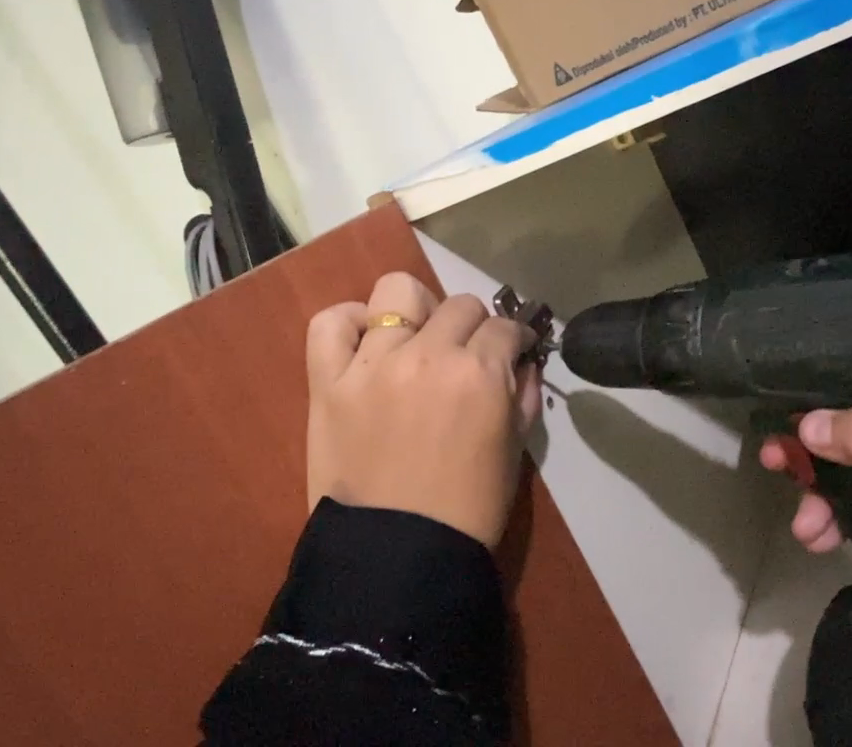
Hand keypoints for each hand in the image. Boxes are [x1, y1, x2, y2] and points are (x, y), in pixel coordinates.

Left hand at [305, 272, 542, 548]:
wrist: (399, 558)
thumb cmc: (468, 509)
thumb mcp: (514, 449)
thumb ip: (522, 394)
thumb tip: (520, 360)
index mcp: (480, 374)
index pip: (505, 327)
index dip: (514, 339)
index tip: (513, 351)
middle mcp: (428, 356)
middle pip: (459, 304)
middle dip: (474, 327)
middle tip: (466, 357)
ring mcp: (373, 365)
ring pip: (398, 292)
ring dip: (417, 312)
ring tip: (414, 341)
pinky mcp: (329, 383)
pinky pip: (330, 324)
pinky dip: (349, 323)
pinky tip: (365, 342)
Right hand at [760, 398, 851, 636]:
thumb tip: (802, 427)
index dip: (813, 389)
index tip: (776, 411)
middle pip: (845, 420)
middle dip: (807, 447)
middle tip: (773, 464)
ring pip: (850, 464)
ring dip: (819, 491)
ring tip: (804, 527)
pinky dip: (840, 516)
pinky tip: (821, 539)